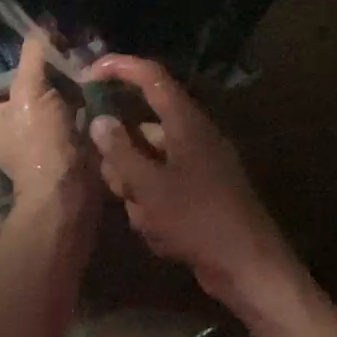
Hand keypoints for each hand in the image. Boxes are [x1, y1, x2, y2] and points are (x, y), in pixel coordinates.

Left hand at [0, 36, 96, 206]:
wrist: (70, 193)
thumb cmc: (39, 143)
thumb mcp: (31, 92)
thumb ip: (34, 55)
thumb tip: (40, 23)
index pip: (0, 72)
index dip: (26, 58)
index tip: (52, 42)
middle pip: (25, 83)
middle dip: (50, 70)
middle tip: (72, 49)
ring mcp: (27, 135)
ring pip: (47, 95)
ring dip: (67, 82)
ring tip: (85, 62)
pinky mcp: (53, 142)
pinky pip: (63, 110)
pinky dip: (77, 98)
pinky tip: (92, 83)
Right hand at [84, 55, 293, 304]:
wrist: (250, 269)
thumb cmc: (200, 221)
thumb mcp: (150, 187)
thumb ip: (120, 152)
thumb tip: (99, 120)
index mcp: (187, 124)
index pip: (151, 78)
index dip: (119, 68)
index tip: (86, 74)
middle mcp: (193, 138)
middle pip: (141, 131)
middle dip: (123, 161)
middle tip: (121, 188)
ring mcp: (197, 167)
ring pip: (146, 165)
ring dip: (138, 192)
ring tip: (151, 221)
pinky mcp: (198, 195)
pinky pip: (161, 190)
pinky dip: (154, 210)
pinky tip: (164, 237)